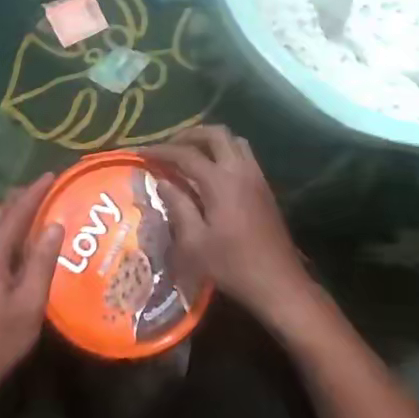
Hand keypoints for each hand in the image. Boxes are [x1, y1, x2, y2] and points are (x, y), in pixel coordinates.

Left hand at [0, 173, 65, 401]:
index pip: (14, 214)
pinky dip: (4, 231)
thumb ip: (41, 261)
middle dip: (22, 199)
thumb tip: (54, 225)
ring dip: (12, 215)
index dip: (34, 193)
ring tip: (39, 213)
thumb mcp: (30, 303)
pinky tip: (20, 242)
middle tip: (50, 193)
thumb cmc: (0, 340)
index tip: (53, 175)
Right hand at [144, 126, 322, 324]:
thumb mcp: (194, 242)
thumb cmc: (232, 265)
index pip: (185, 154)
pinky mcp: (265, 188)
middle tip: (169, 147)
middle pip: (215, 134)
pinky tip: (212, 174)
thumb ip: (178, 206)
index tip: (140, 152)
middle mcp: (240, 170)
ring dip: (210, 141)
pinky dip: (225, 153)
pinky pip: (244, 156)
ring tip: (190, 155)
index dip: (160, 150)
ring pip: (234, 141)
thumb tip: (163, 182)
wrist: (278, 282)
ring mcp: (257, 177)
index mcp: (220, 181)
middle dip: (189, 135)